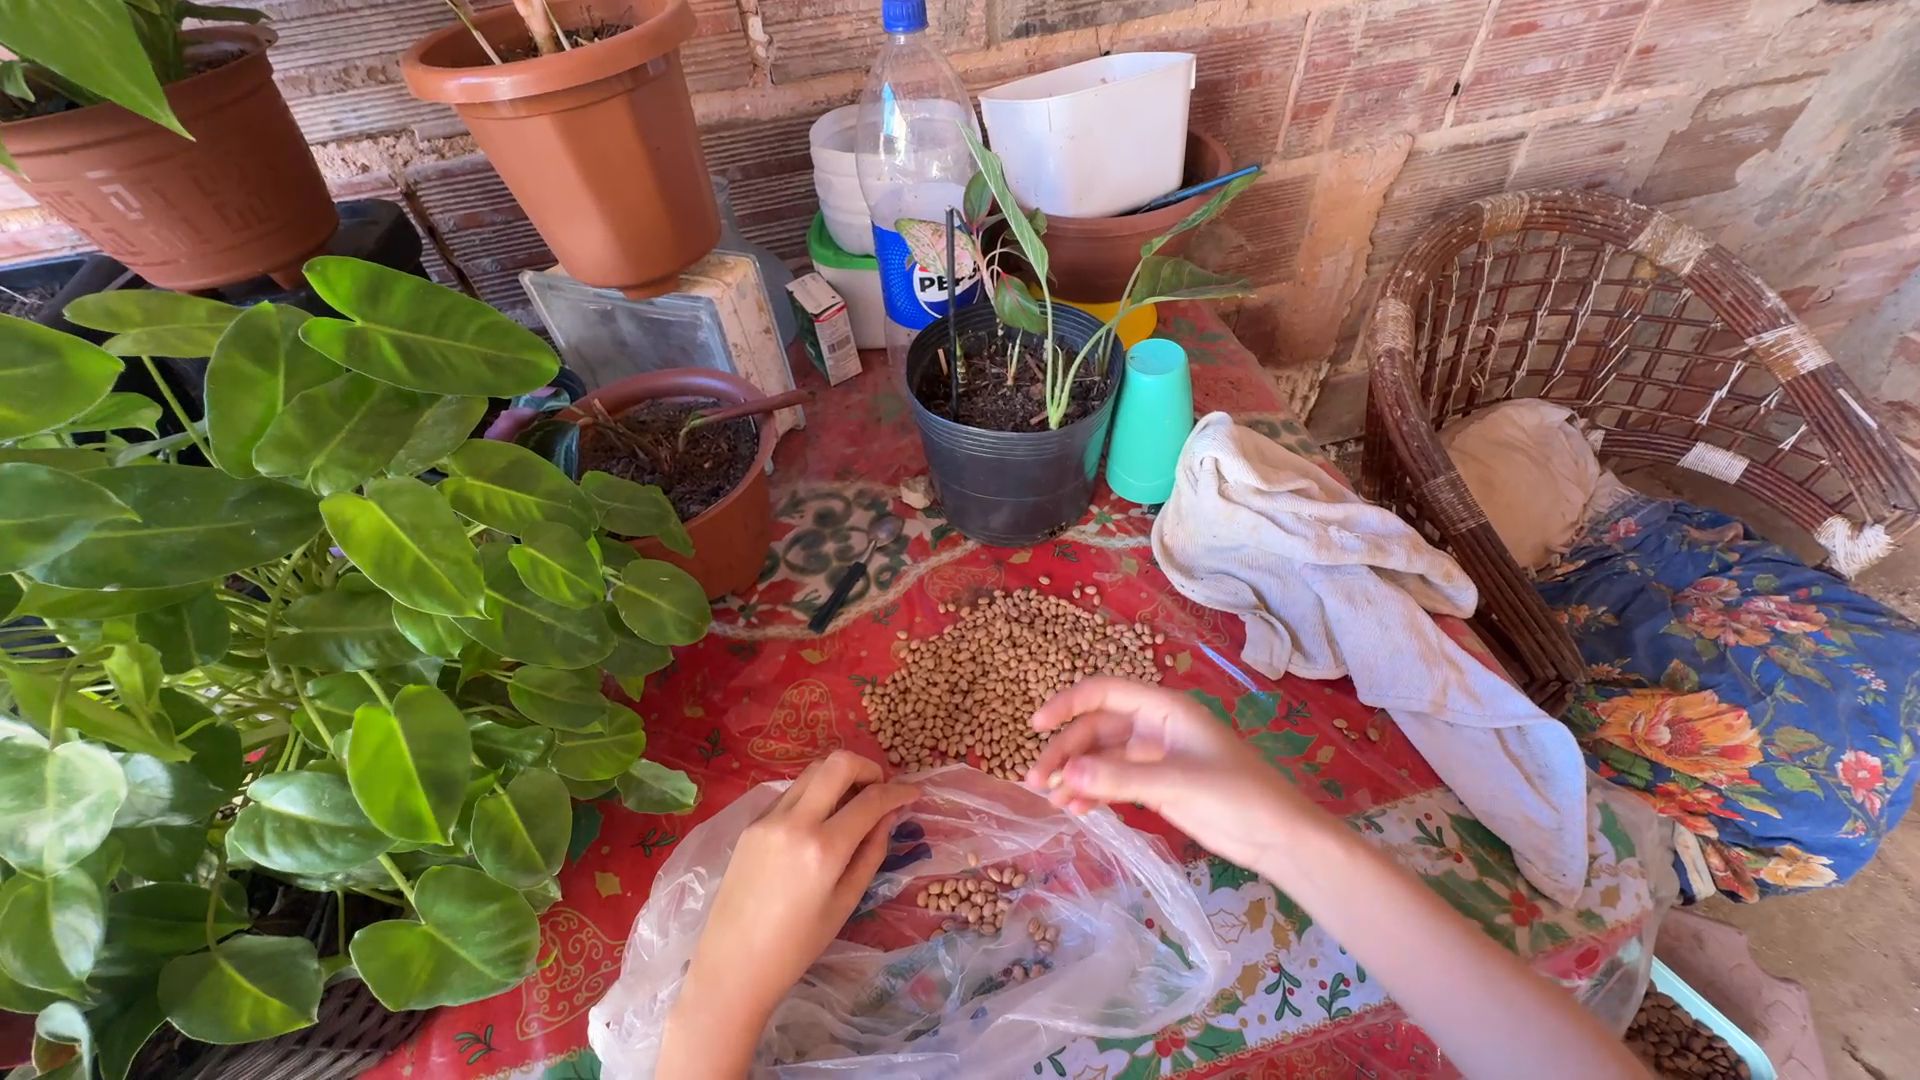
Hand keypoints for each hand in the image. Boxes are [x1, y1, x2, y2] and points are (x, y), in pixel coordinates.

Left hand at [659, 752, 917, 1076]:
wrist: (732, 966)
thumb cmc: (797, 946)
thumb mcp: (846, 901)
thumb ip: (872, 851)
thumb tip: (890, 815)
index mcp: (823, 848)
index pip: (871, 799)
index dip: (899, 792)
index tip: (913, 794)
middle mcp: (794, 821)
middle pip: (838, 762)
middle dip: (868, 768)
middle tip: (880, 790)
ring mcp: (768, 818)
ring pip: (813, 771)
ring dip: (840, 776)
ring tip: (853, 804)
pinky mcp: (752, 823)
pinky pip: (792, 791)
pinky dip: (815, 792)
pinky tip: (821, 821)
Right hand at [1024, 677, 1313, 869]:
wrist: (1280, 838)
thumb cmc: (1240, 795)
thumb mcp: (1179, 783)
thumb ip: (1122, 778)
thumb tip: (1066, 774)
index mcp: (1163, 708)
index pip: (1104, 693)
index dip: (1067, 703)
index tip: (1036, 725)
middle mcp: (1153, 727)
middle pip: (1095, 729)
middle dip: (1065, 752)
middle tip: (1036, 781)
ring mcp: (1153, 758)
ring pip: (1100, 758)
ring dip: (1073, 774)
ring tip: (1050, 800)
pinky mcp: (1156, 786)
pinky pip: (1112, 782)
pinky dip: (1092, 792)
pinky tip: (1076, 810)